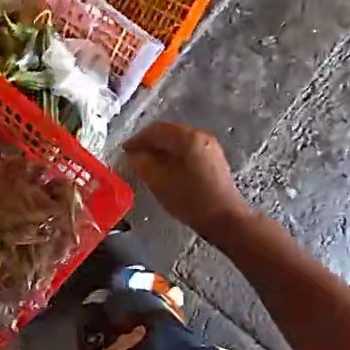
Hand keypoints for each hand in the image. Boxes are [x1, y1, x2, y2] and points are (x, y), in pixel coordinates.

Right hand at [125, 121, 253, 235]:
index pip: (156, 130)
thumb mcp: (160, 182)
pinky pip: (188, 148)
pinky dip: (173, 153)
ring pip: (179, 139)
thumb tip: (134, 154)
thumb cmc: (190, 201)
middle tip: (133, 154)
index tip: (124, 150)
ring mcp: (209, 146)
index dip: (138, 139)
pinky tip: (165, 166)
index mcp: (187, 138)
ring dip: (161, 147)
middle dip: (149, 141)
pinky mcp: (213, 158)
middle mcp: (200, 136)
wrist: (225, 218)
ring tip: (147, 161)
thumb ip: (143, 164)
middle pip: (169, 131)